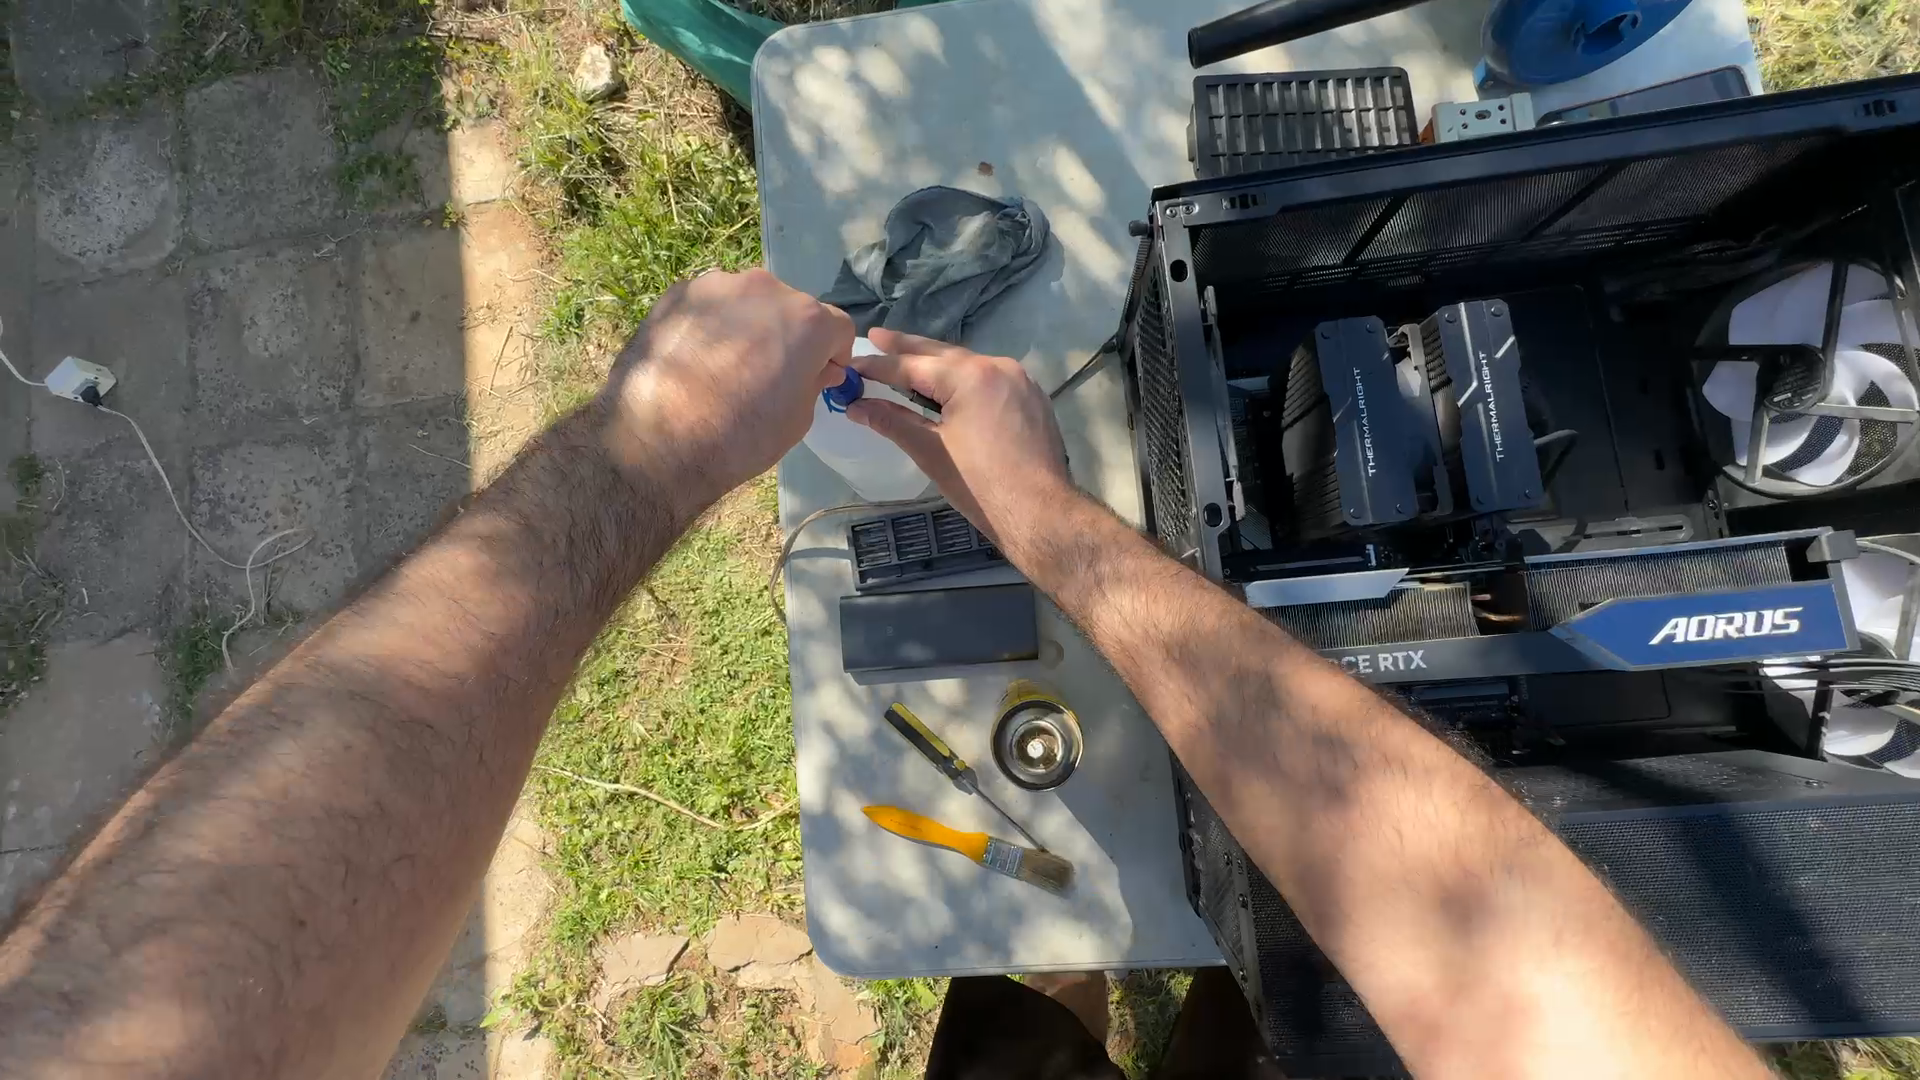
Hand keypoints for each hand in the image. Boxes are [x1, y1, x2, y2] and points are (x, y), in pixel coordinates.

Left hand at [595, 268, 852, 513]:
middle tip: (771, 375)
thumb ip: (814, 381)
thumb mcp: (799, 419)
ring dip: (752, 327)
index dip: (834, 355)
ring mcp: (718, 285)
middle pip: (794, 309)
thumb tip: (816, 367)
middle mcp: (766, 288)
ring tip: (729, 368)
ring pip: (751, 303)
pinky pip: (713, 307)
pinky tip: (697, 361)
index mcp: (807, 320)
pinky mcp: (677, 293)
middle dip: (792, 337)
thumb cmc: (743, 436)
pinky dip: (715, 326)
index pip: (839, 328)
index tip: (819, 377)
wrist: (658, 440)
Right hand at [845, 328, 1073, 553]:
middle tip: (875, 336)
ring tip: (908, 361)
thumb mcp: (930, 451)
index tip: (851, 364)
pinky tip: (951, 388)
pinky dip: (965, 381)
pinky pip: (991, 381)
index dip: (878, 365)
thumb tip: (856, 406)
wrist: (1040, 513)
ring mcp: (1021, 381)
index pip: (913, 365)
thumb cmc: (980, 485)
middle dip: (907, 347)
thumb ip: (892, 421)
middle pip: (943, 354)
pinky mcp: (1033, 400)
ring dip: (938, 364)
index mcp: (971, 375)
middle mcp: (999, 366)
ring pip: (969, 366)